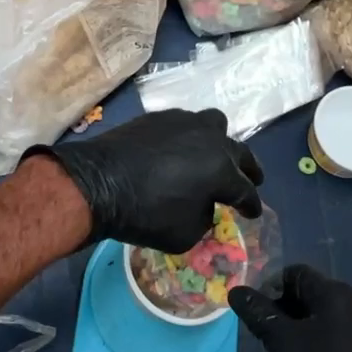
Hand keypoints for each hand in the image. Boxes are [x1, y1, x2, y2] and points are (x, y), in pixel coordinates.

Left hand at [37, 108, 262, 252]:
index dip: (252, 205)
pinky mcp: (160, 117)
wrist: (98, 183)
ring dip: (220, 143)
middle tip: (251, 179)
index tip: (253, 213)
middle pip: (239, 153)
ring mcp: (185, 122)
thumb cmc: (145, 215)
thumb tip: (205, 205)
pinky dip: (190, 137)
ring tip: (216, 155)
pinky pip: (186, 124)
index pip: (246, 191)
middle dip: (248, 169)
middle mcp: (210, 140)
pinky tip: (182, 149)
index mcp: (222, 170)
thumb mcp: (185, 234)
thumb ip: (205, 218)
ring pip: (215, 125)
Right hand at [230, 265, 351, 351]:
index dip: (271, 288)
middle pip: (315, 292)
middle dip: (289, 308)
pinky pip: (349, 332)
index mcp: (336, 292)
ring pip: (332, 313)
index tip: (260, 314)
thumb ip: (259, 314)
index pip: (295, 273)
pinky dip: (330, 339)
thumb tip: (235, 292)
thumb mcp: (283, 344)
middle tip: (273, 335)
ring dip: (310, 325)